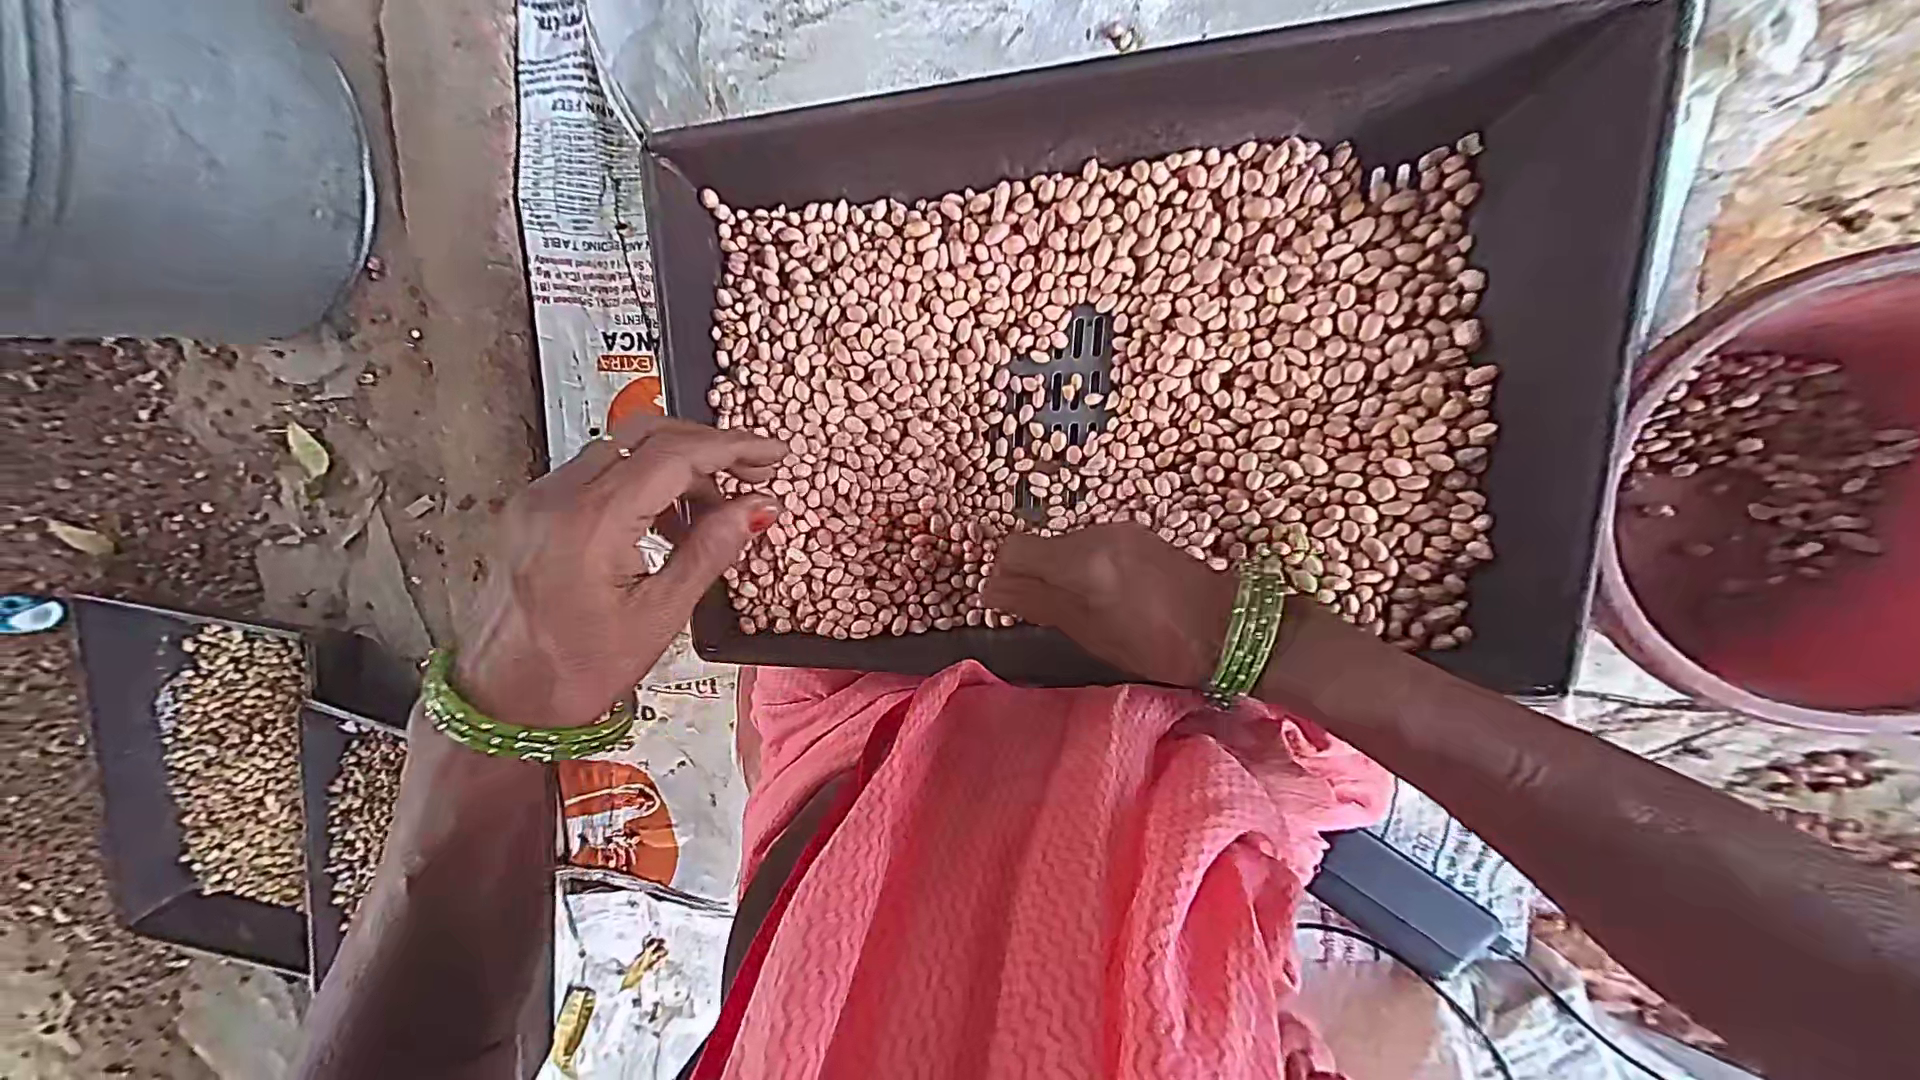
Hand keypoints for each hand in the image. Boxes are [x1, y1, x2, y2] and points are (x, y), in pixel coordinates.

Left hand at [452, 416, 785, 728]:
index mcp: (589, 522)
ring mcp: (540, 498)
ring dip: (681, 467)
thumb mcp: (661, 614)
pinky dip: (648, 482)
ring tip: (715, 513)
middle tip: (753, 474)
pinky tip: (672, 522)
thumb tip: (760, 509)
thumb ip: (713, 549)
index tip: (773, 453)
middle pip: (648, 433)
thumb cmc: (577, 670)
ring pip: (626, 448)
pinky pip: (603, 472)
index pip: (674, 455)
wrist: (503, 702)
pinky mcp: (537, 509)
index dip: (733, 447)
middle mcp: (556, 496)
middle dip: (709, 446)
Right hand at [982, 524, 1235, 687]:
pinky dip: (1081, 566)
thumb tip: (991, 590)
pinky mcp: (1133, 532)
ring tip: (1078, 608)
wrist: (1228, 626)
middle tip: (1040, 612)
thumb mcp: (1090, 633)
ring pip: (1062, 545)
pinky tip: (1102, 594)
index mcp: (1081, 562)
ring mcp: (1117, 529)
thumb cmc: (1157, 644)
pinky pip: (1089, 545)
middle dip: (1029, 575)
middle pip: (1037, 545)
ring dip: (1056, 572)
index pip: (1014, 550)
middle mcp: (1095, 533)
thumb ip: (1037, 604)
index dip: (1003, 575)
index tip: (1007, 602)